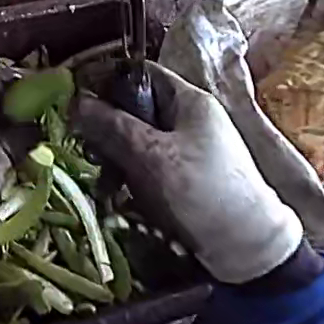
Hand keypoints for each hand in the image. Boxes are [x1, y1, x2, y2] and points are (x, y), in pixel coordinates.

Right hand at [74, 62, 302, 284]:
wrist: (249, 251)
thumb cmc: (203, 192)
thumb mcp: (152, 155)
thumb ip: (112, 126)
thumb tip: (74, 102)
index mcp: (188, 101)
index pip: (139, 73)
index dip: (106, 79)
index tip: (76, 98)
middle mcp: (187, 118)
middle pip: (133, 107)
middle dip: (106, 126)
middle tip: (86, 145)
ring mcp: (185, 147)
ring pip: (135, 137)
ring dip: (114, 155)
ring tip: (104, 179)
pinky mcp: (182, 174)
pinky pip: (144, 163)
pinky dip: (128, 174)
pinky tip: (117, 193)